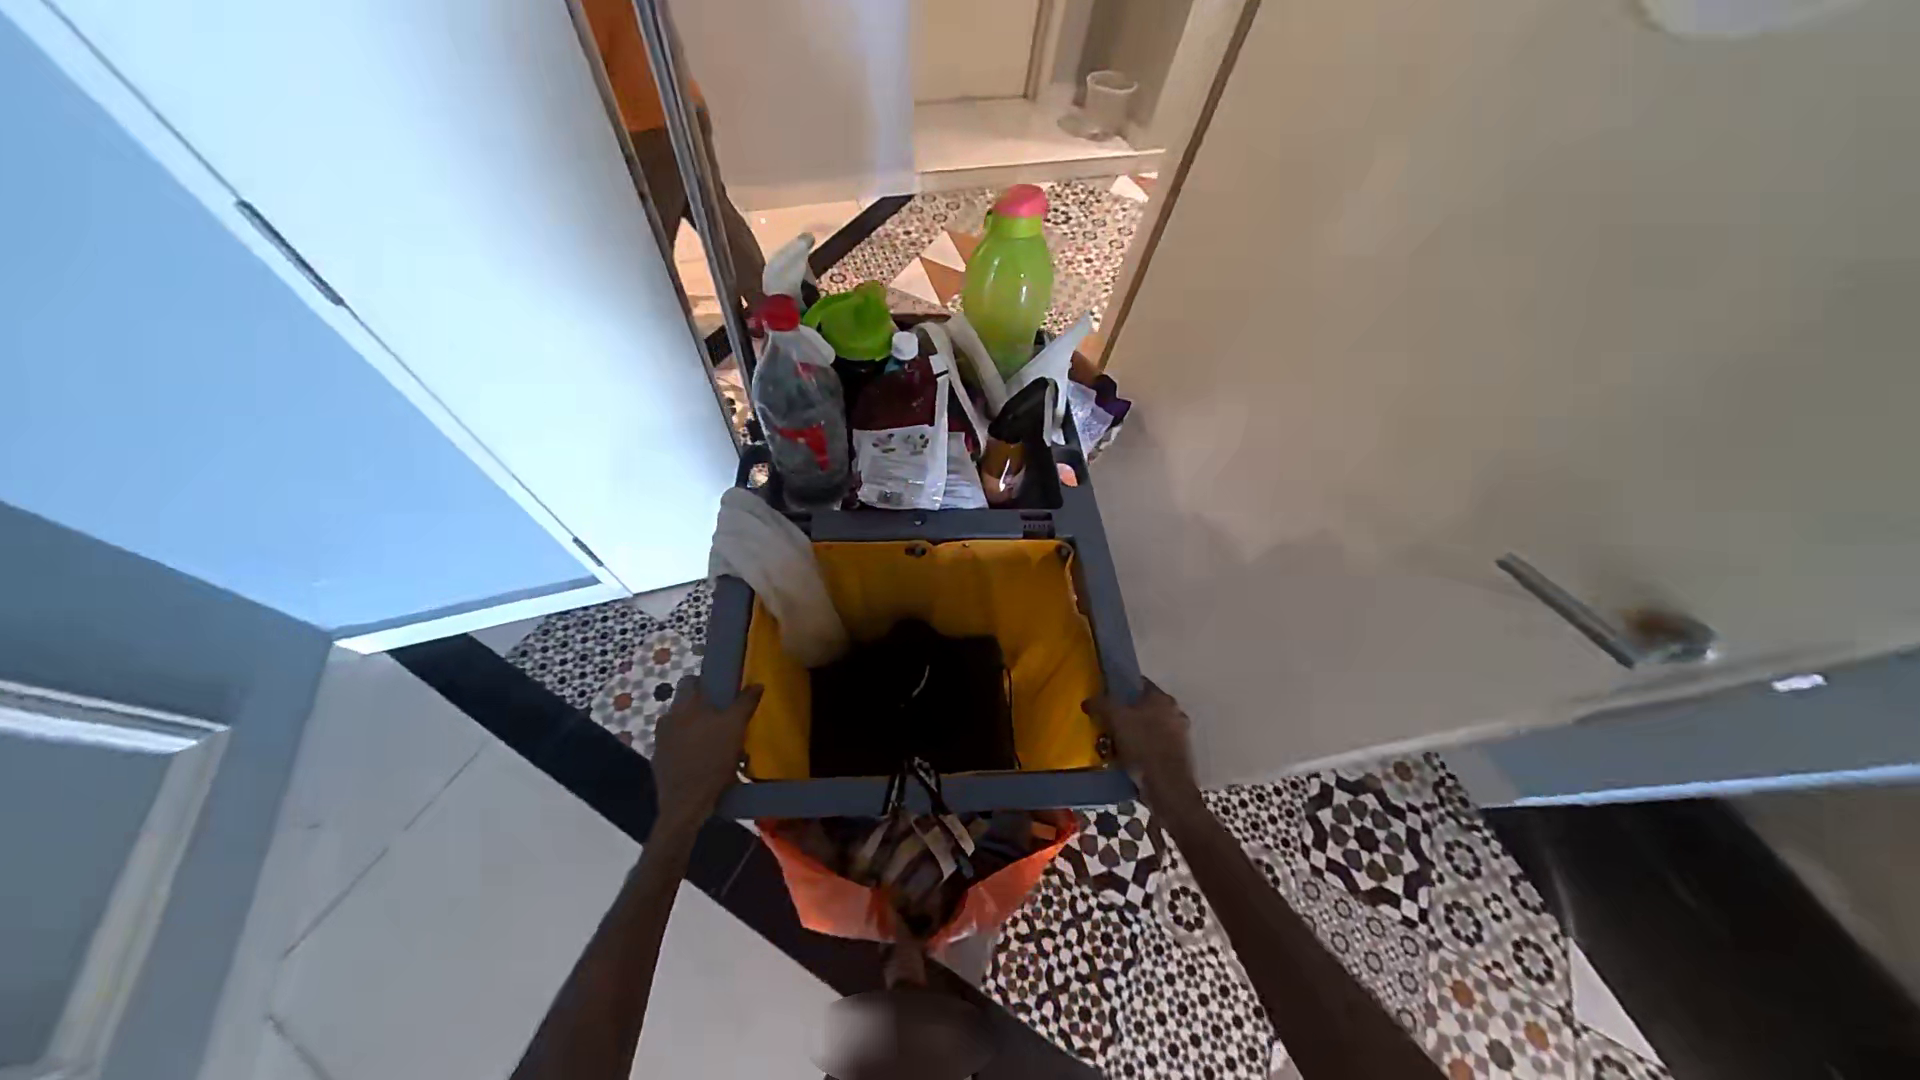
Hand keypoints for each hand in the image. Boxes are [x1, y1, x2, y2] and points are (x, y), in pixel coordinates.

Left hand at [651, 677, 762, 833]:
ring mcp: (660, 742)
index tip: (722, 693)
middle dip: (705, 711)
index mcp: (684, 705)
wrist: (686, 803)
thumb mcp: (736, 726)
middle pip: (688, 706)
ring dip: (698, 731)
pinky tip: (706, 763)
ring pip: (683, 728)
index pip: (690, 680)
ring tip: (719, 745)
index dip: (706, 683)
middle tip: (726, 721)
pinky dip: (690, 750)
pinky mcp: (660, 762)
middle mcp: (667, 719)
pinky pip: (678, 748)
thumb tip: (757, 684)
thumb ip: (745, 702)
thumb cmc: (711, 757)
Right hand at [1085, 678, 1198, 807]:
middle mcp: (1175, 713)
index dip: (1120, 689)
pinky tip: (1127, 761)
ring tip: (1113, 747)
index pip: (1139, 684)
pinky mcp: (1179, 757)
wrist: (1168, 788)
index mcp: (1163, 699)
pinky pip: (1153, 747)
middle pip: (1143, 708)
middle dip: (1124, 716)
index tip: (1105, 700)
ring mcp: (1180, 736)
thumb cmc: (1143, 746)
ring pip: (1148, 729)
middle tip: (1106, 725)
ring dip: (1132, 735)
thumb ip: (1100, 704)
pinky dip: (1141, 751)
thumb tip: (1088, 701)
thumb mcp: (1115, 719)